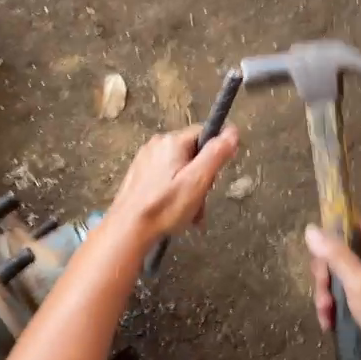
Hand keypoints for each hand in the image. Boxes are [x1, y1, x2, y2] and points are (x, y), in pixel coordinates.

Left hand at [105, 126, 240, 241]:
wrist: (128, 228)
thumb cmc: (165, 206)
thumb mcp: (197, 181)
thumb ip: (216, 154)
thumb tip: (232, 131)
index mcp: (172, 141)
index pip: (204, 135)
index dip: (214, 156)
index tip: (212, 179)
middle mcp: (157, 144)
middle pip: (192, 153)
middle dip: (201, 178)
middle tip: (199, 202)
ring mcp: (146, 158)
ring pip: (180, 167)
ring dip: (190, 189)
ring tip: (189, 213)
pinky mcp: (139, 173)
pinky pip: (166, 177)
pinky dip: (175, 192)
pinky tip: (175, 211)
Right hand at [306, 221, 360, 359]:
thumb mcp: (360, 283)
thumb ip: (336, 255)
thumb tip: (311, 228)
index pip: (354, 226)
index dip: (333, 231)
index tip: (316, 248)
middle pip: (339, 254)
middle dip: (325, 273)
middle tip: (323, 291)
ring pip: (337, 280)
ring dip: (326, 295)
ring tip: (325, 314)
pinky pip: (342, 301)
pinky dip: (332, 310)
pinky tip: (329, 324)